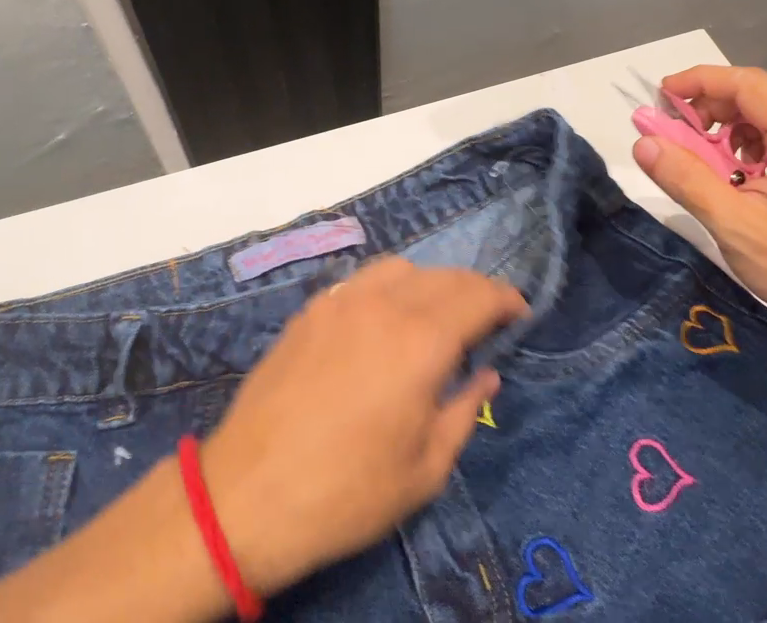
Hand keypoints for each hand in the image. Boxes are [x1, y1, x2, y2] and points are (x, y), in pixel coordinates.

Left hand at [199, 256, 527, 594]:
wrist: (245, 498)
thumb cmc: (346, 493)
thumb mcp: (425, 470)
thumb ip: (466, 411)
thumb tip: (487, 375)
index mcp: (422, 343)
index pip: (479, 297)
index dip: (507, 300)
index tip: (520, 314)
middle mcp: (385, 307)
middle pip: (446, 277)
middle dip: (476, 291)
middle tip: (488, 319)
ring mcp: (341, 303)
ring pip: (402, 268)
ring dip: (432, 283)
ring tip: (437, 316)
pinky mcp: (309, 312)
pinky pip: (363, 281)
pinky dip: (390, 288)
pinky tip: (385, 320)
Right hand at [633, 65, 766, 335]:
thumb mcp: (735, 225)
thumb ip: (687, 179)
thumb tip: (643, 142)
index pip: (748, 85)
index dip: (700, 82)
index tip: (662, 96)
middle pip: (760, 93)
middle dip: (712, 103)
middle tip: (675, 129)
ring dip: (731, 122)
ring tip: (702, 152)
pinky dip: (752, 139)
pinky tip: (736, 169)